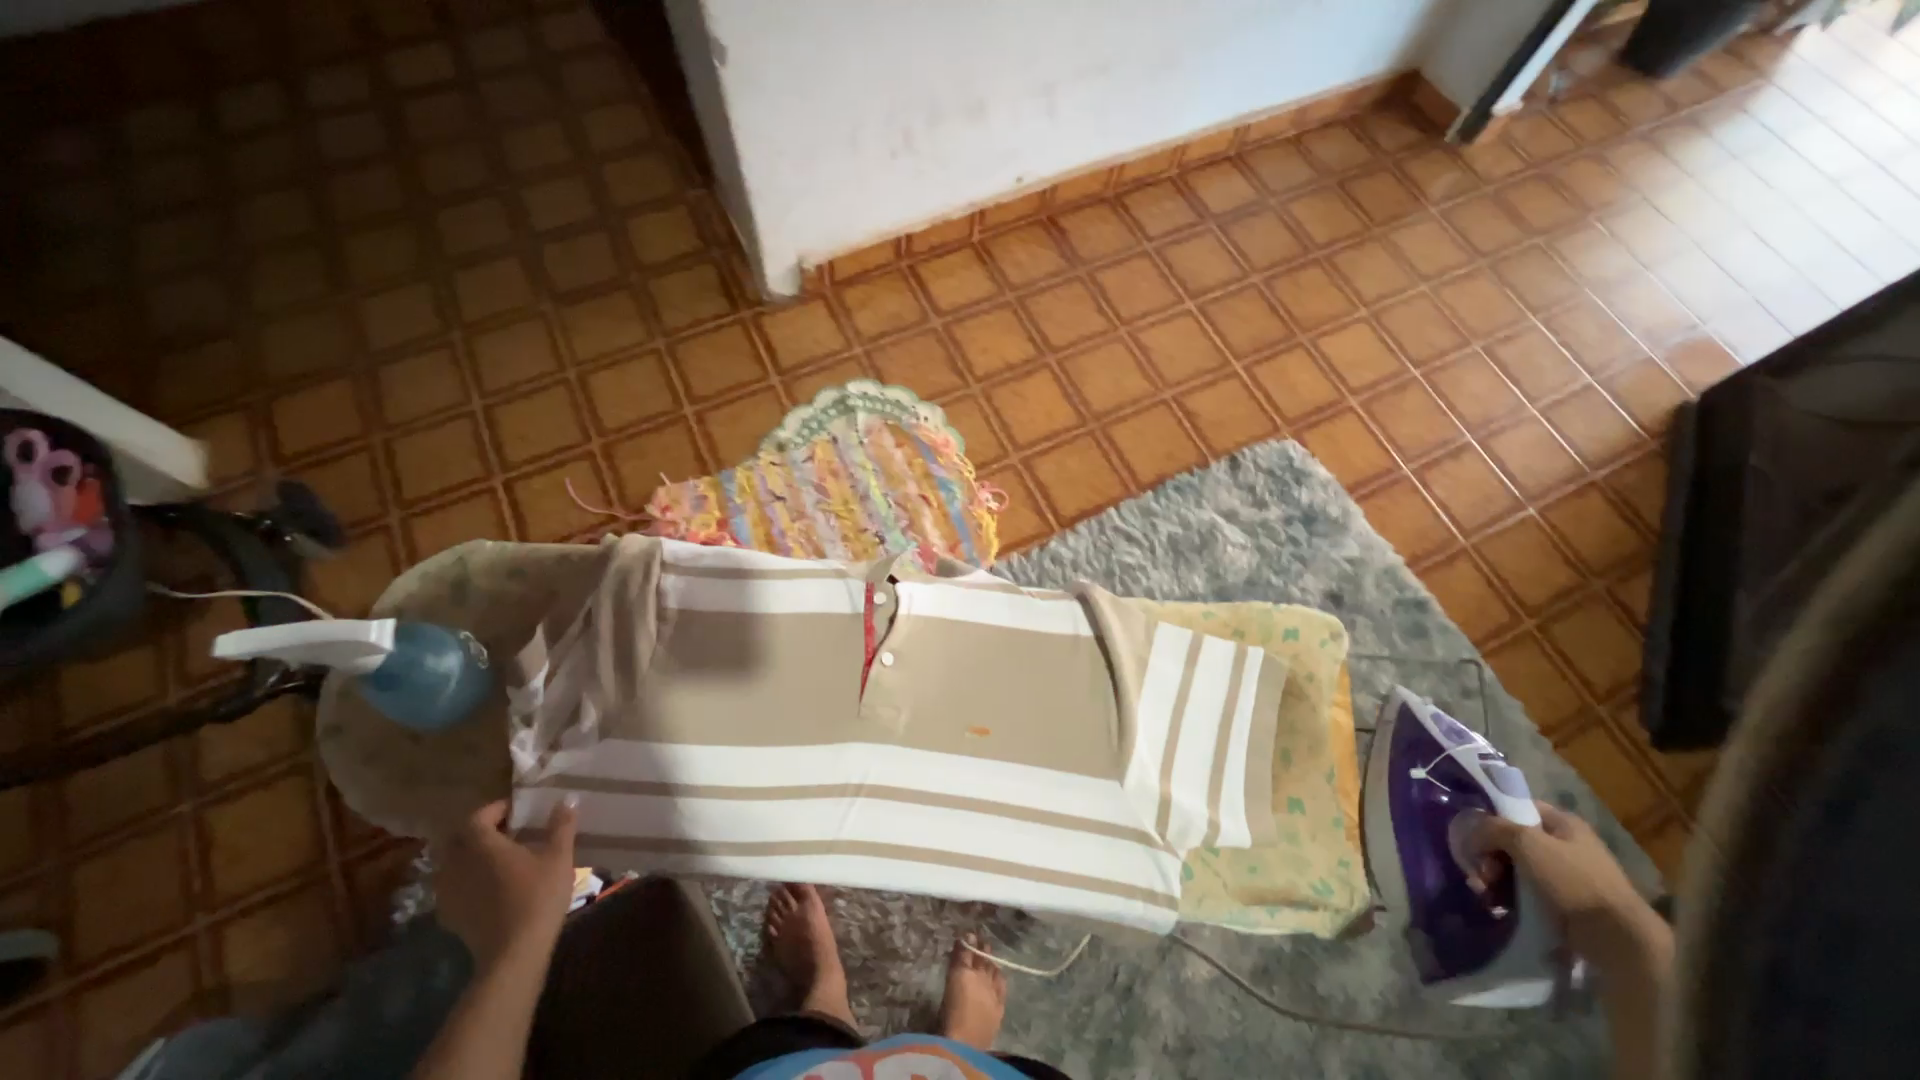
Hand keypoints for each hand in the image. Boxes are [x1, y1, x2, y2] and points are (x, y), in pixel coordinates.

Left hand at [430, 799, 577, 971]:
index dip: (498, 810)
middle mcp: (456, 863)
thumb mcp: (558, 857)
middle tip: (508, 834)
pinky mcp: (448, 915)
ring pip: (453, 864)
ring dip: (471, 857)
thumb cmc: (538, 896)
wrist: (514, 952)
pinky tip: (488, 890)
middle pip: (460, 839)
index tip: (519, 812)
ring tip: (498, 861)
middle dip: (480, 832)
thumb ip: (561, 825)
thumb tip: (568, 798)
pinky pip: (453, 888)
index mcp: (480, 844)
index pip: (479, 816)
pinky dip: (467, 881)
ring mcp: (447, 891)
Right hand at [1469, 800, 1662, 965]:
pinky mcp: (1560, 901)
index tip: (1473, 835)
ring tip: (1483, 891)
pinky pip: (1523, 891)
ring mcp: (1562, 874)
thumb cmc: (1572, 880)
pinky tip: (1496, 904)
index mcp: (1562, 823)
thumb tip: (1471, 834)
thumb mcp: (1527, 843)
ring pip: (1513, 867)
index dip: (1492, 817)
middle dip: (1488, 854)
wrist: (1613, 934)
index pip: (1517, 807)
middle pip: (1511, 840)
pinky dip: (1506, 895)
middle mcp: (1563, 844)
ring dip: (1492, 877)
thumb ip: (1493, 829)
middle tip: (1478, 871)